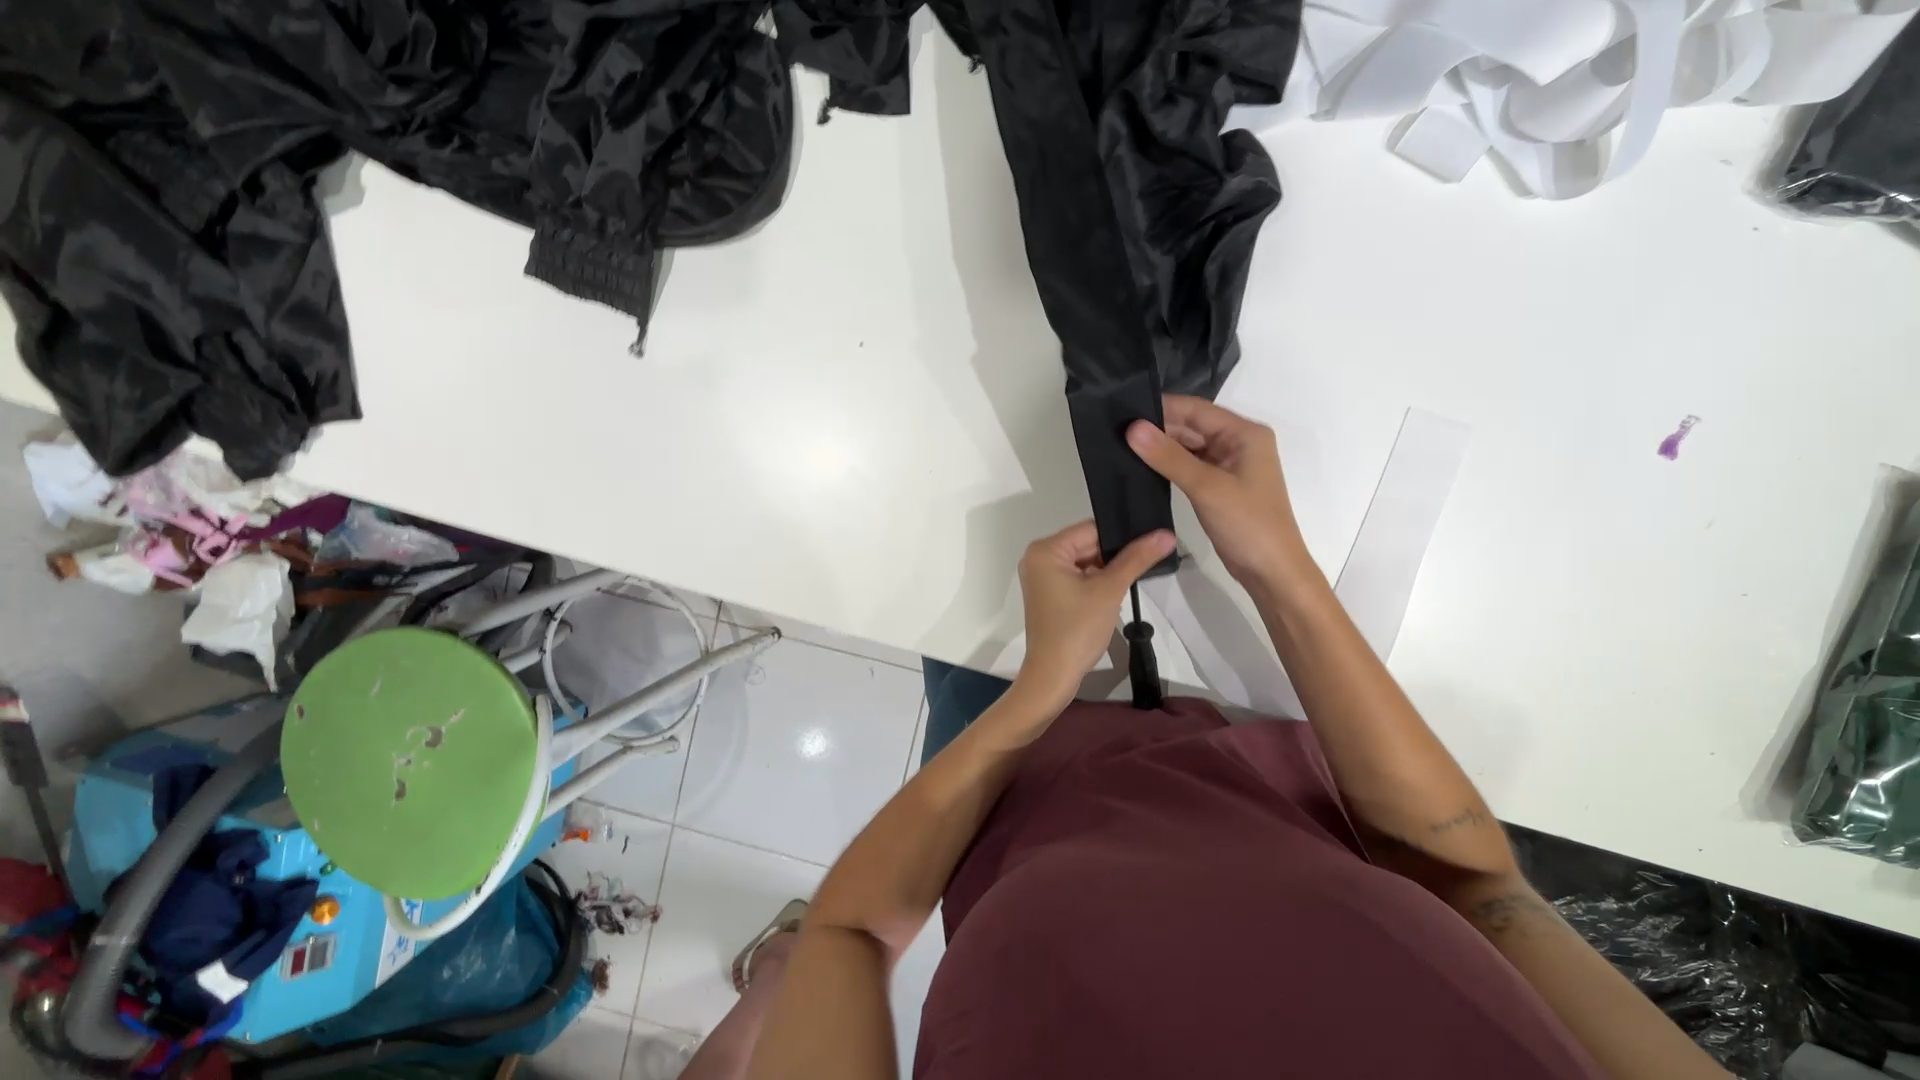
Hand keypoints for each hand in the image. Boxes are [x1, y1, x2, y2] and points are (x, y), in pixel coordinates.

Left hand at [1012, 521, 1175, 710]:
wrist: (1054, 674)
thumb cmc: (1077, 629)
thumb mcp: (1109, 590)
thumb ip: (1137, 558)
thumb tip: (1166, 534)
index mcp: (1045, 550)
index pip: (1091, 529)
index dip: (1122, 536)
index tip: (1151, 541)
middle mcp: (1038, 558)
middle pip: (1087, 544)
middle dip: (1115, 554)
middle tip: (1148, 560)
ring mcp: (1041, 577)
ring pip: (1084, 561)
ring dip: (1107, 570)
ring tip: (1135, 575)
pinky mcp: (1049, 594)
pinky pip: (1077, 577)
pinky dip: (1095, 581)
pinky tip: (1115, 591)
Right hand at [1127, 395, 1314, 588]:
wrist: (1271, 571)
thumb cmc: (1247, 524)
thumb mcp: (1206, 487)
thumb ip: (1168, 456)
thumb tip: (1132, 428)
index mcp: (1244, 433)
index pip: (1196, 409)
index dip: (1160, 408)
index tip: (1122, 412)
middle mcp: (1238, 443)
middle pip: (1192, 425)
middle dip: (1158, 427)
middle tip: (1115, 430)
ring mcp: (1229, 465)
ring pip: (1189, 446)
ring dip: (1161, 447)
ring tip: (1121, 445)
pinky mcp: (1220, 485)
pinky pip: (1190, 465)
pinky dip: (1169, 465)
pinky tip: (1142, 466)